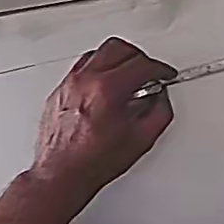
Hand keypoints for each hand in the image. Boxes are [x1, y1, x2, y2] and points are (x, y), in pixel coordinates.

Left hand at [32, 37, 176, 197]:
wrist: (62, 174)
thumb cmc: (94, 161)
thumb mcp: (142, 139)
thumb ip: (160, 112)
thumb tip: (161, 98)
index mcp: (109, 90)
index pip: (142, 65)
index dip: (160, 69)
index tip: (164, 75)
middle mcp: (87, 81)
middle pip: (119, 48)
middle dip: (140, 58)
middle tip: (148, 70)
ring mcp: (70, 84)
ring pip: (98, 53)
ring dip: (118, 59)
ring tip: (128, 74)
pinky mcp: (60, 90)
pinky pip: (82, 66)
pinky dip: (98, 68)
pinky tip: (106, 82)